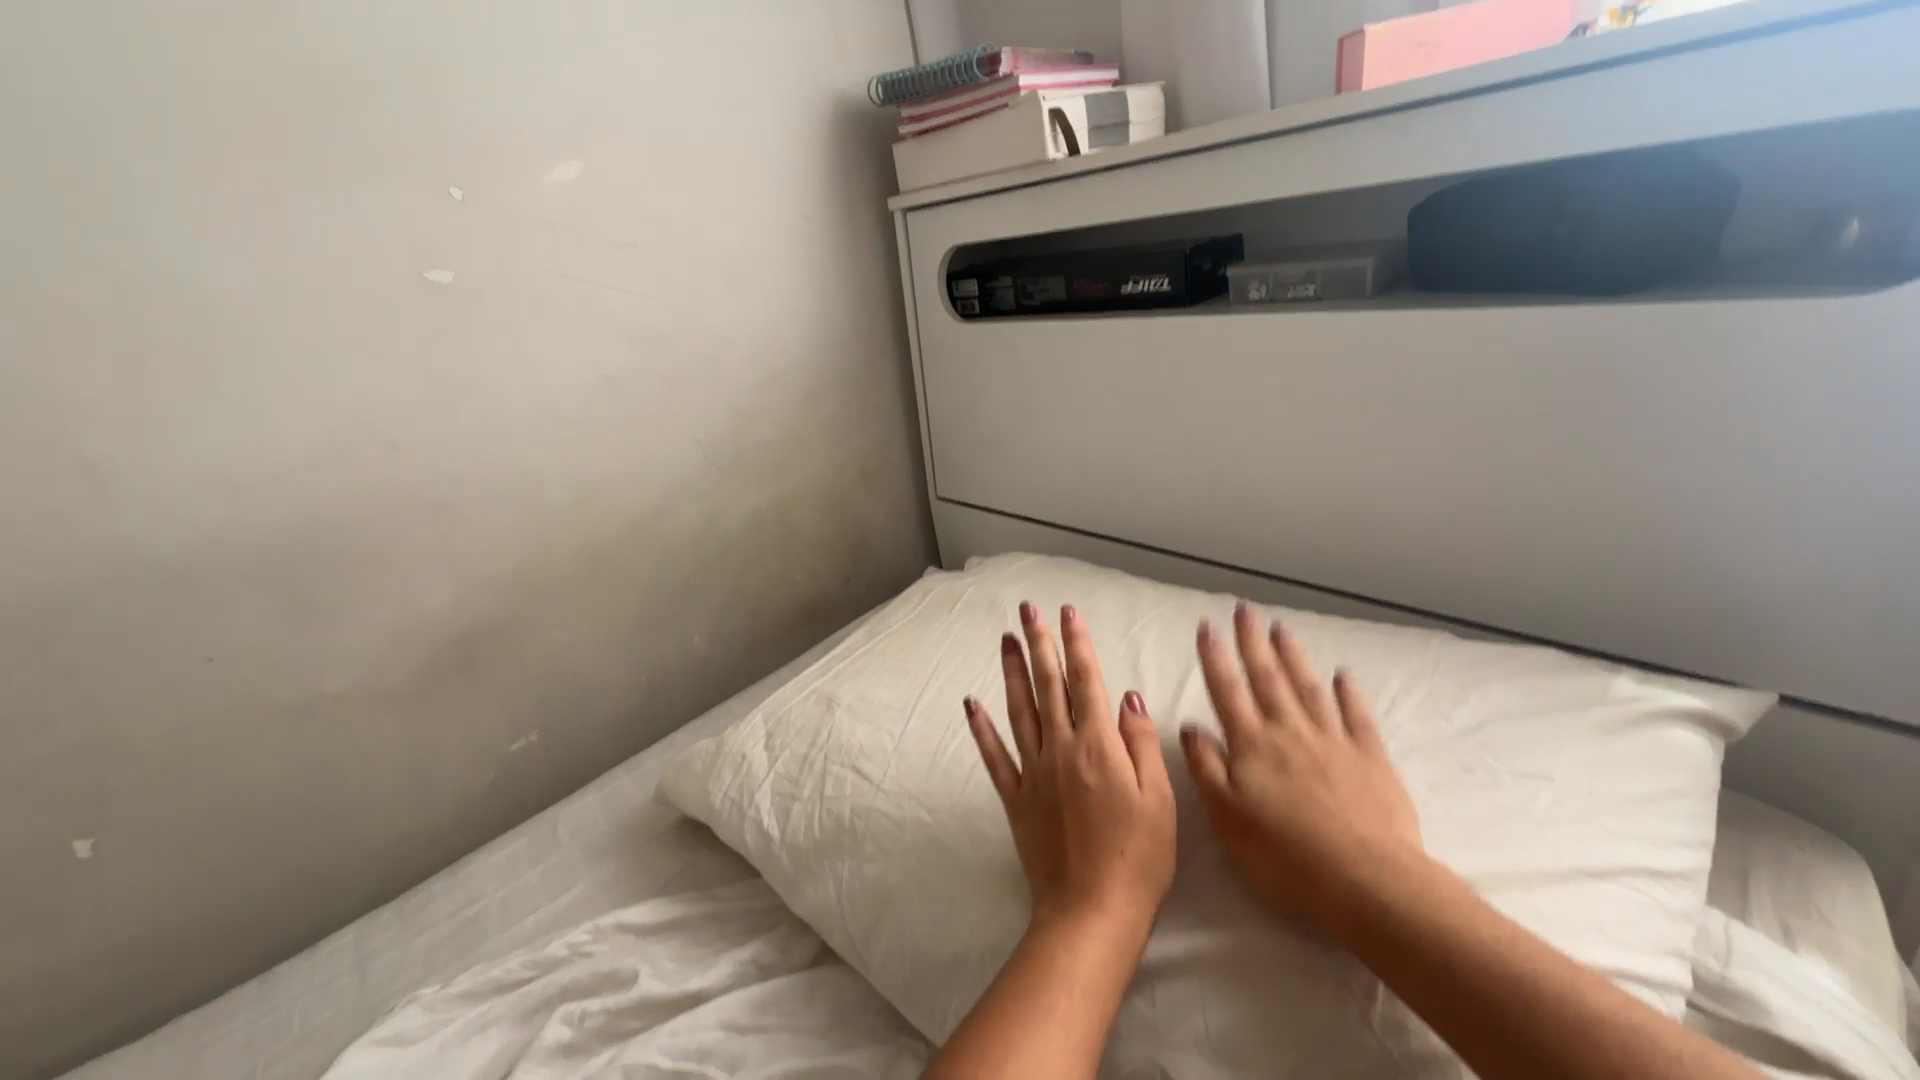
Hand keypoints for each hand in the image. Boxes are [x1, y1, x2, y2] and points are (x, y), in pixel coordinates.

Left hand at [966, 601, 1176, 935]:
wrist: (1092, 910)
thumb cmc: (1138, 858)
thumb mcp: (1159, 799)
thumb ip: (1140, 744)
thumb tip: (1127, 698)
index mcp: (1098, 746)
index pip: (1086, 682)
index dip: (1076, 644)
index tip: (1066, 613)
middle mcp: (1060, 750)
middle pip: (1048, 686)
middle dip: (1039, 643)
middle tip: (1027, 610)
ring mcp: (1033, 773)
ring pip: (1019, 711)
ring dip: (1013, 673)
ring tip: (1006, 640)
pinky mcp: (1015, 798)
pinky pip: (994, 756)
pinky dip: (982, 729)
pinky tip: (971, 704)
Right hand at [1180, 602, 1424, 930]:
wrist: (1366, 880)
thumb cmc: (1285, 857)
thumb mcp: (1228, 818)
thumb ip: (1207, 768)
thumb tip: (1192, 727)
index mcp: (1252, 747)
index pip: (1228, 692)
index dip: (1215, 659)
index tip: (1207, 627)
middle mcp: (1290, 733)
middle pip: (1268, 679)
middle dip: (1252, 642)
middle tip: (1244, 609)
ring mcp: (1334, 741)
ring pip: (1308, 688)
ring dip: (1293, 657)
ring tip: (1282, 628)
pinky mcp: (1371, 758)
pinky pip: (1357, 716)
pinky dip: (1349, 693)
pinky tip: (1343, 675)